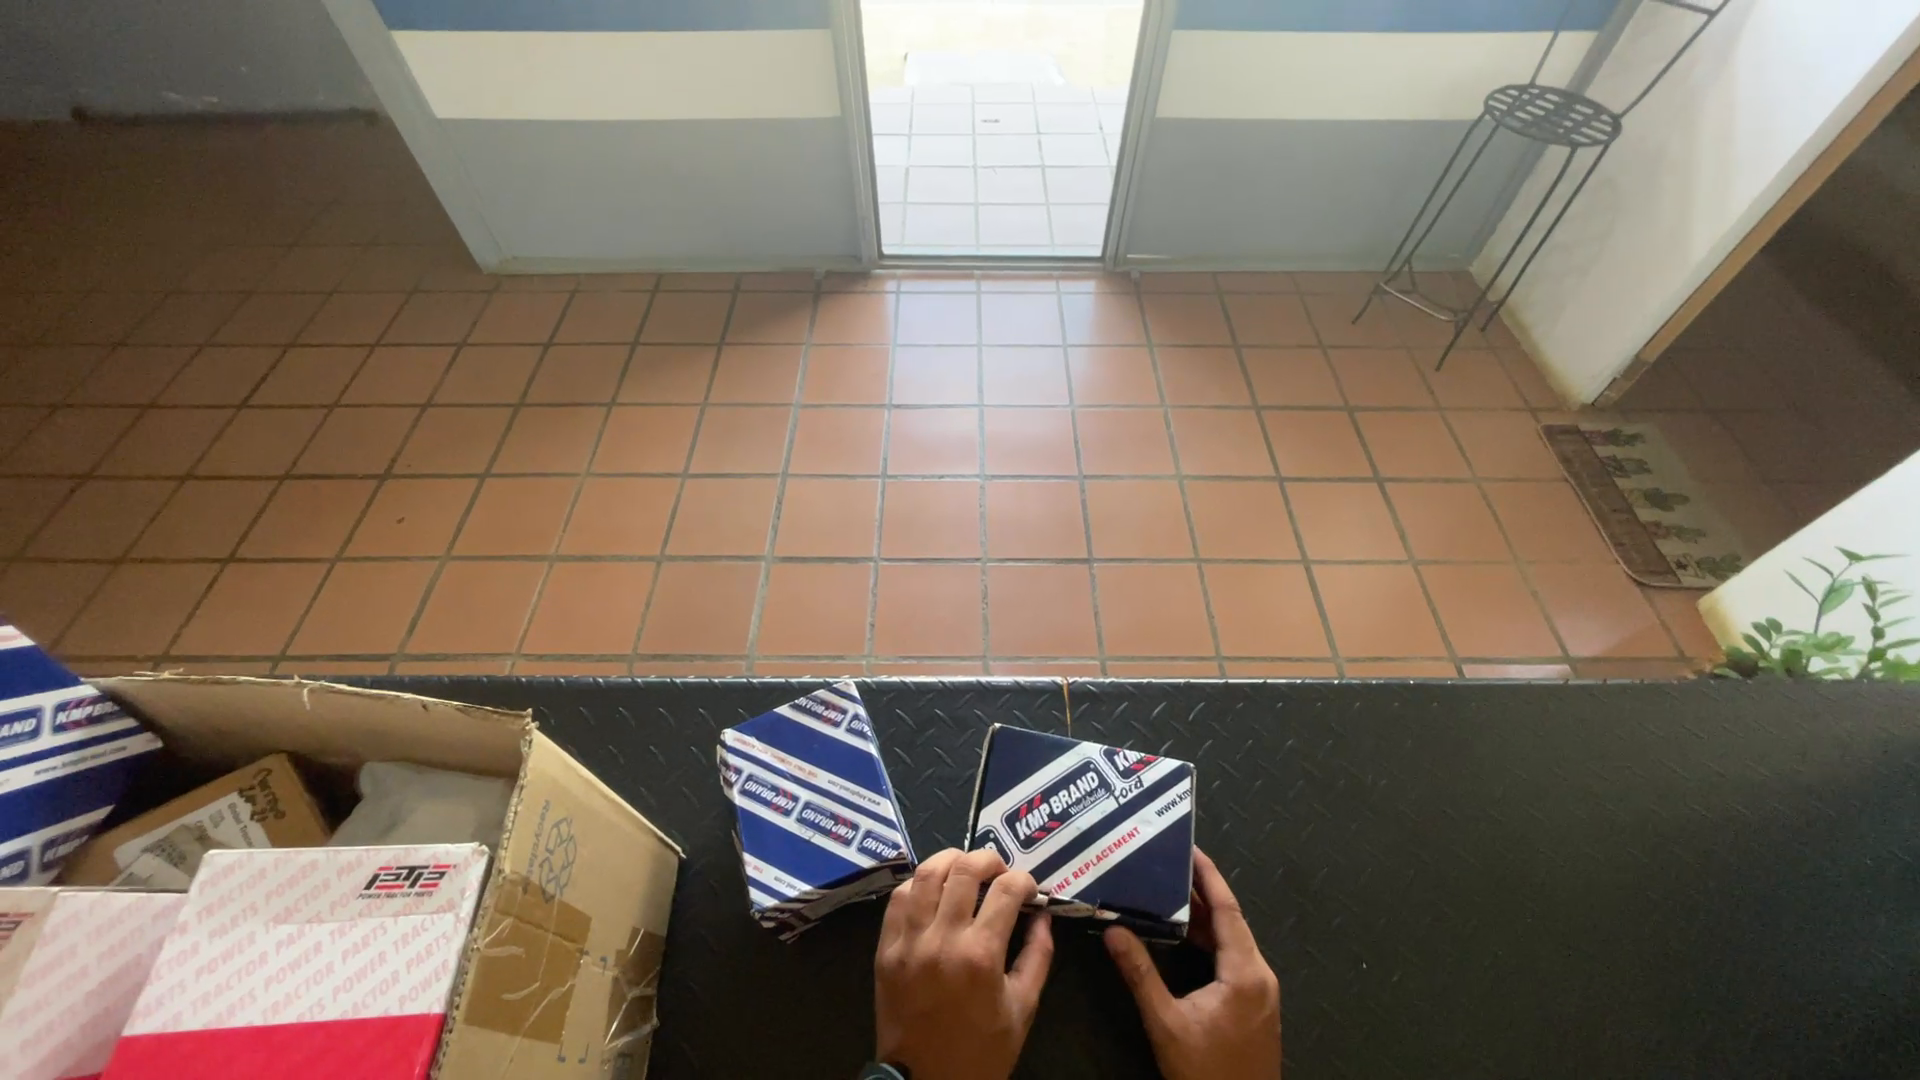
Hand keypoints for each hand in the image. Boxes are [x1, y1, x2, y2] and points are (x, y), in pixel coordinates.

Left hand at [874, 848, 1054, 1079]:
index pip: (1006, 890)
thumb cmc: (981, 1051)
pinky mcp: (885, 948)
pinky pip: (898, 898)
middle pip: (964, 869)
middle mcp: (942, 938)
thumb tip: (1042, 916)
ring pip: (926, 873)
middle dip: (989, 859)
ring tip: (965, 868)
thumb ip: (1037, 956)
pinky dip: (918, 883)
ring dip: (950, 861)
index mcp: (981, 954)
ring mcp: (909, 940)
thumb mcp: (1022, 1009)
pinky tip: (932, 888)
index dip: (1024, 880)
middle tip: (999, 870)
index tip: (1028, 889)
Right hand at [1104, 848, 1281, 1079]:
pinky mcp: (1256, 1007)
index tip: (1188, 847)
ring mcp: (1261, 993)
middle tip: (1165, 865)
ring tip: (1166, 893)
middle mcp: (1260, 975)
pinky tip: (1181, 937)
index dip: (1208, 875)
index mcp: (1245, 972)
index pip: (1227, 909)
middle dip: (1199, 892)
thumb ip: (1140, 973)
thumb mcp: (1166, 1023)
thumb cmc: (1205, 1073)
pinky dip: (1208, 941)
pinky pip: (1233, 959)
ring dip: (1202, 918)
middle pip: (1230, 921)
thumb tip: (1112, 929)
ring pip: (1231, 941)